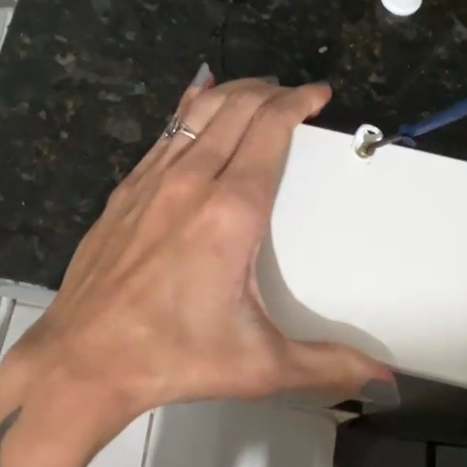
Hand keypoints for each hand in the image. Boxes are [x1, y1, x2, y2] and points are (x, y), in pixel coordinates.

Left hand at [8, 72, 395, 432]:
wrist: (83, 357)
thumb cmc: (173, 356)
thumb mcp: (260, 365)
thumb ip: (327, 364)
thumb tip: (383, 376)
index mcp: (232, 210)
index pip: (271, 128)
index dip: (299, 101)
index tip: (319, 94)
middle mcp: (193, 179)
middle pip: (238, 106)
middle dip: (273, 90)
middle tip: (296, 95)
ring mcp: (154, 178)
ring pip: (199, 110)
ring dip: (234, 93)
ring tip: (259, 92)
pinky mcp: (127, 186)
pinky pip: (167, 130)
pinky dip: (192, 107)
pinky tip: (200, 101)